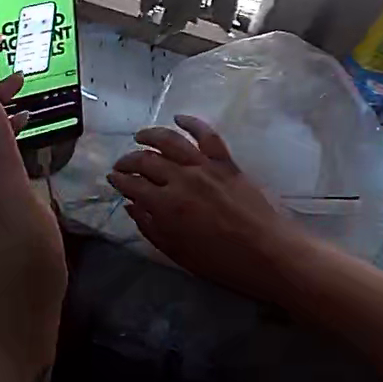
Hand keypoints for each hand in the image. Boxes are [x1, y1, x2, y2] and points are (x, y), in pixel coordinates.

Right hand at [107, 115, 313, 303]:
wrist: (270, 254)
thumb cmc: (222, 263)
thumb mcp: (178, 254)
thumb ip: (151, 228)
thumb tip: (132, 207)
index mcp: (167, 205)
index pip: (133, 185)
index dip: (119, 180)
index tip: (112, 178)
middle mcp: (181, 179)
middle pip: (147, 161)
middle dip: (129, 160)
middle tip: (121, 164)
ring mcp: (205, 166)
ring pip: (171, 140)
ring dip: (151, 135)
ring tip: (140, 136)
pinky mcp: (226, 162)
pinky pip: (206, 135)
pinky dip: (192, 123)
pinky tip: (179, 118)